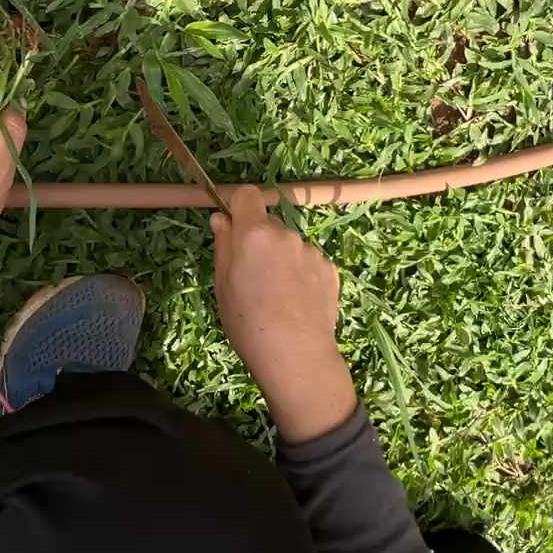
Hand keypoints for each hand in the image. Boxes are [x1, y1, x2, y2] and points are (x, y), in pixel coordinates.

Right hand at [210, 185, 357, 442]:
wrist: (297, 357)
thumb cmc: (249, 324)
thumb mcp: (223, 286)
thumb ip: (224, 246)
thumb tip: (222, 218)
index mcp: (255, 234)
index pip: (247, 195)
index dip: (240, 209)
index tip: (237, 231)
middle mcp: (286, 234)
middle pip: (269, 225)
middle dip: (261, 242)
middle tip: (254, 279)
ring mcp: (312, 251)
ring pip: (290, 245)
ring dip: (283, 260)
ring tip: (279, 297)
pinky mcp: (330, 269)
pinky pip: (309, 262)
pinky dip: (302, 275)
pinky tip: (298, 303)